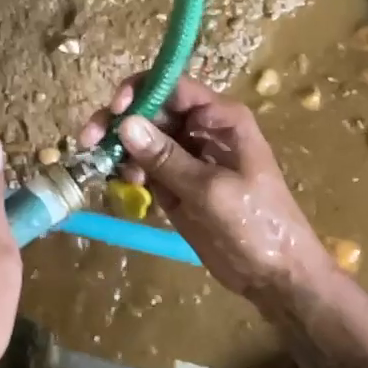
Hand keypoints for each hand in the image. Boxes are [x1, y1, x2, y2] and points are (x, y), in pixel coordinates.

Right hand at [80, 75, 330, 302]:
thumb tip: (124, 123)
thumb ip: (166, 158)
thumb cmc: (257, 225)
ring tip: (102, 166)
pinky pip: (143, 165)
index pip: (174, 88)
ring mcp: (186, 157)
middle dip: (119, 121)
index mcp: (221, 119)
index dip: (141, 91)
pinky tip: (122, 184)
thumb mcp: (211, 190)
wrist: (276, 279)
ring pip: (142, 137)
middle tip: (90, 140)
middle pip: (151, 110)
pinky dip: (128, 170)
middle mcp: (201, 130)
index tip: (114, 110)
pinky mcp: (174, 184)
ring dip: (119, 147)